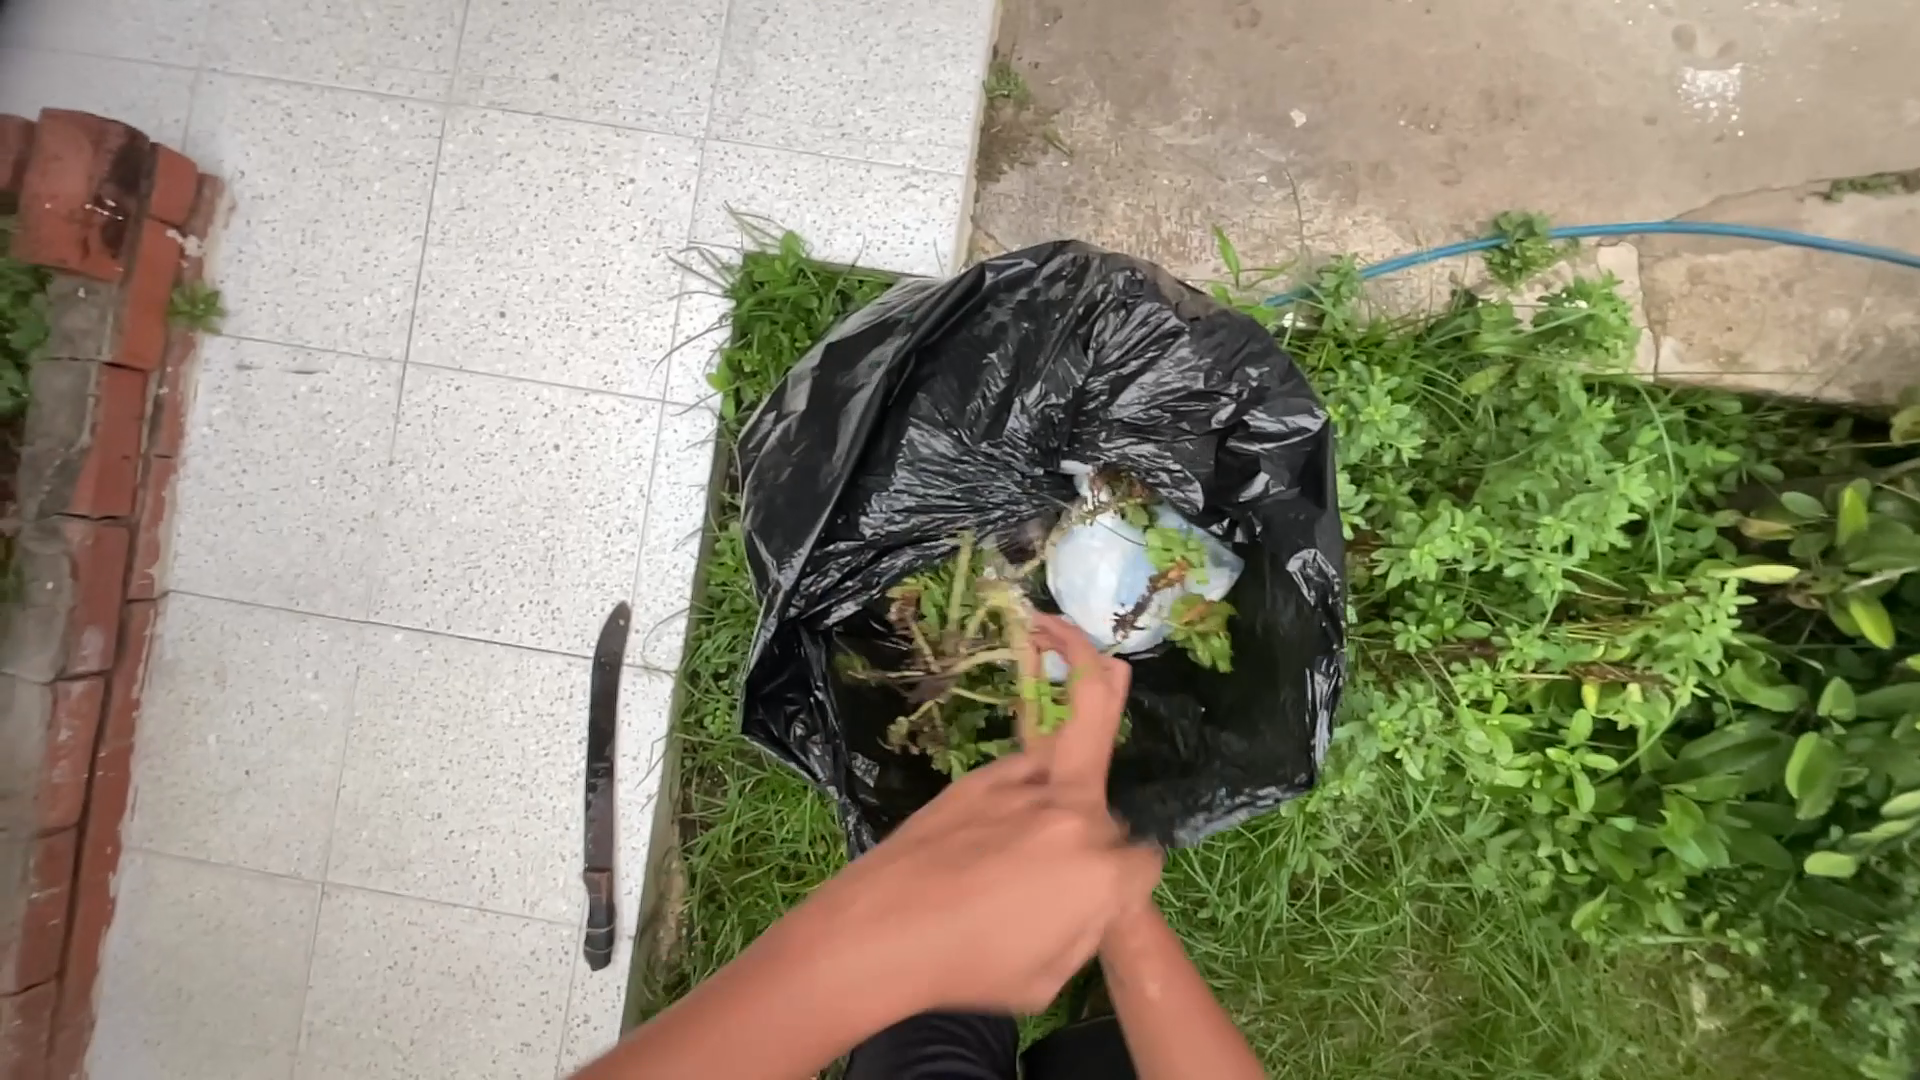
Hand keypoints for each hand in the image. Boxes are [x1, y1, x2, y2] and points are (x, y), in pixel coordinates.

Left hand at [778, 615, 1157, 1016]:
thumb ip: (1088, 923)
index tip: (1103, 895)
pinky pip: (1021, 769)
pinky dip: (1025, 783)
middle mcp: (1072, 815)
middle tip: (1116, 663)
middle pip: (1105, 740)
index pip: (1144, 860)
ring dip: (1065, 746)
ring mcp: (1024, 786)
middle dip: (1113, 694)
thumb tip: (1097, 892)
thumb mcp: (1050, 978)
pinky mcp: (982, 777)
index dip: (1127, 881)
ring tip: (1058, 685)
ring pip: (1063, 747)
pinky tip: (999, 814)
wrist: (883, 928)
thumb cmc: (969, 967)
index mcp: (1100, 874)